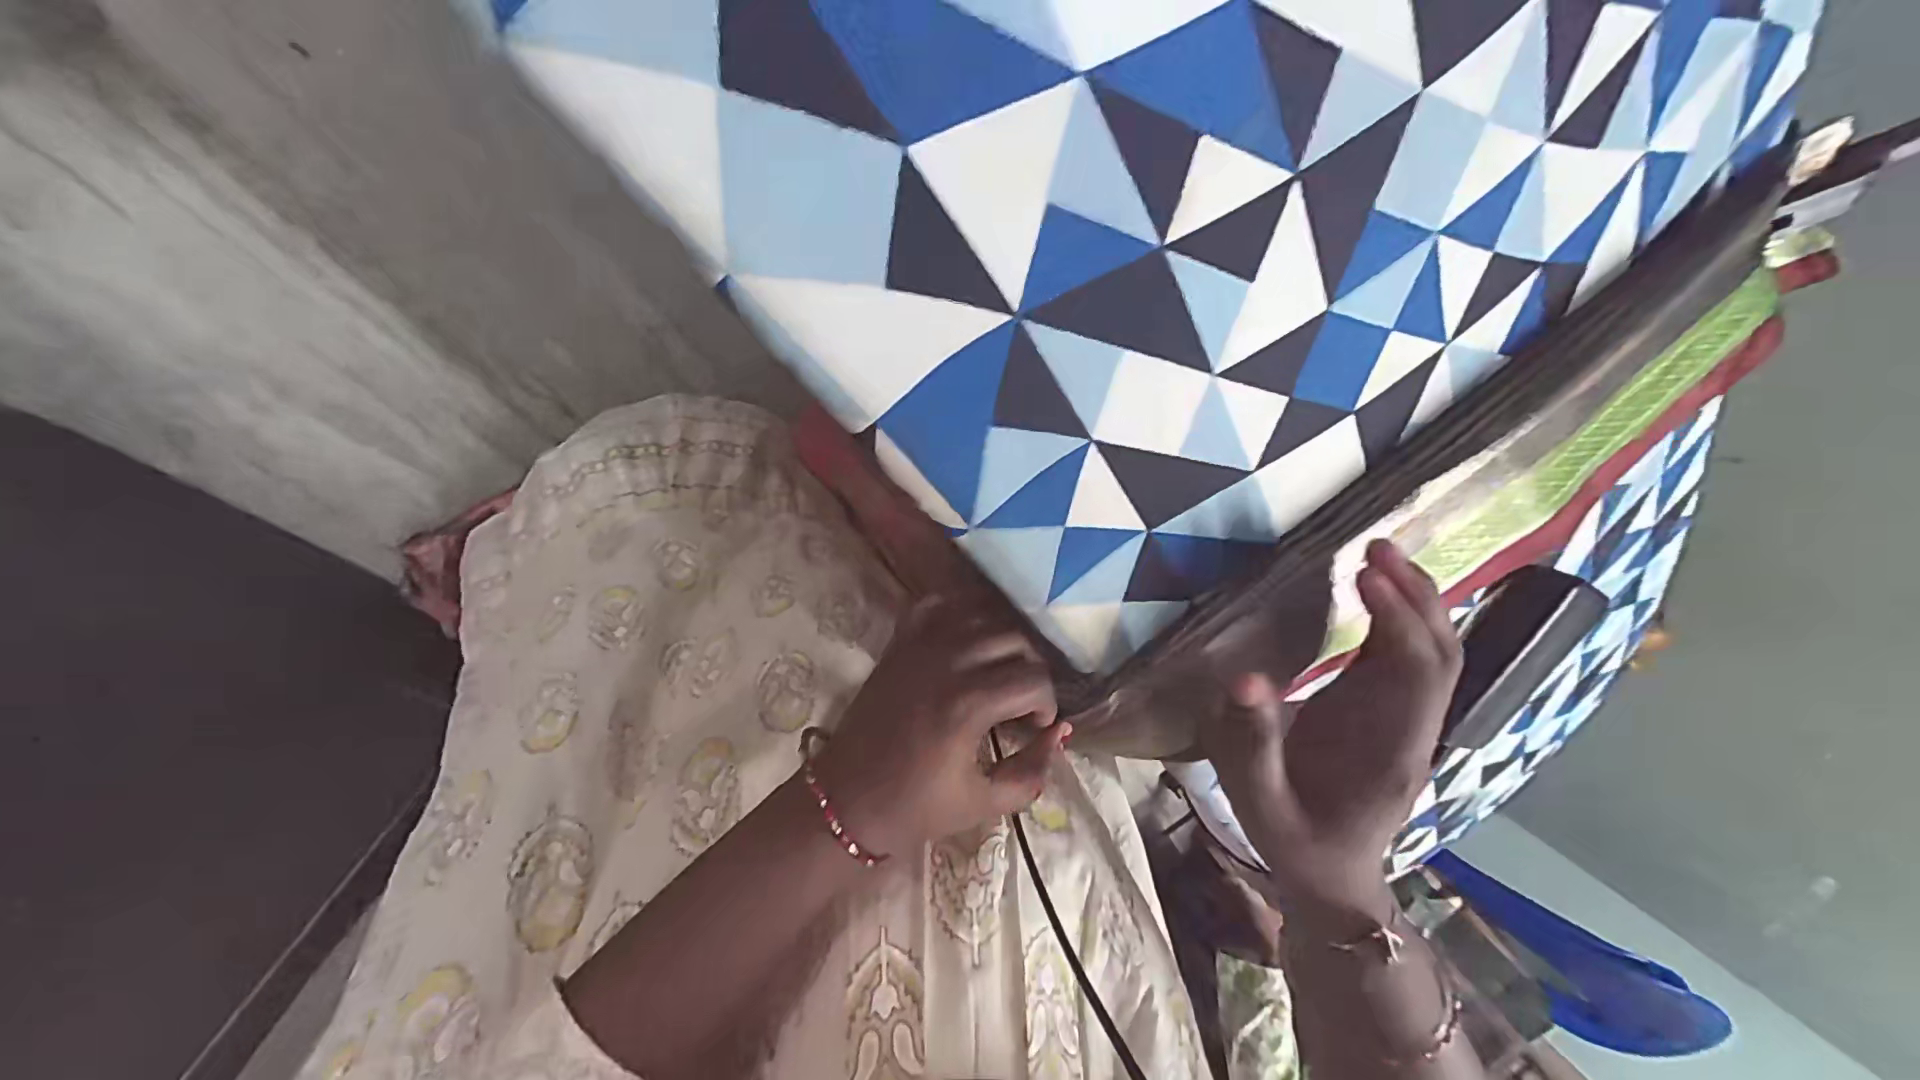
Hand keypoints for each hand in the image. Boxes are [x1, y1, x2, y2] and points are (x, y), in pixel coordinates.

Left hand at [811, 595, 1068, 856]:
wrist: (848, 798)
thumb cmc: (915, 807)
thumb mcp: (984, 802)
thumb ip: (1033, 771)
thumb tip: (1059, 733)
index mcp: (968, 705)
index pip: (1034, 679)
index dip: (1047, 704)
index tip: (1035, 726)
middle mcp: (947, 662)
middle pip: (1015, 640)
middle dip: (1030, 671)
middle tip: (1022, 701)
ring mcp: (919, 645)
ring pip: (983, 615)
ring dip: (1002, 640)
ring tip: (999, 672)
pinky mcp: (899, 642)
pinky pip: (938, 604)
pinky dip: (960, 613)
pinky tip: (967, 640)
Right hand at [1201, 540, 1461, 919]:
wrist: (1330, 876)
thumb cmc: (1294, 839)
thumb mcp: (1260, 800)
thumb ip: (1252, 743)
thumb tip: (1244, 676)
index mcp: (1390, 751)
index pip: (1419, 676)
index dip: (1400, 621)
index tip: (1365, 575)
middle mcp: (1411, 729)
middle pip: (1440, 655)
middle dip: (1417, 597)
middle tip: (1377, 546)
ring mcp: (1403, 722)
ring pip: (1430, 653)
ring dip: (1412, 601)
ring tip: (1376, 555)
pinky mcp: (1386, 716)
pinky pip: (1405, 661)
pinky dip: (1396, 620)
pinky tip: (1371, 593)